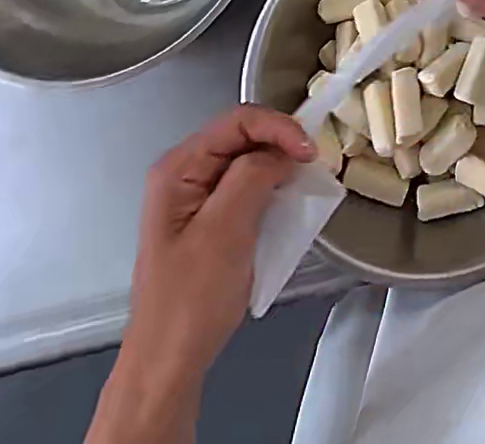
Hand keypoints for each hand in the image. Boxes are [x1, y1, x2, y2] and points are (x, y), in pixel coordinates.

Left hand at [87, 105, 315, 443]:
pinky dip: (276, 185)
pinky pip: (251, 184)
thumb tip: (284, 151)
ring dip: (282, 163)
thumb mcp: (224, 231)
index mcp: (179, 168)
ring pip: (251, 158)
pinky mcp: (216, 215)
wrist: (170, 362)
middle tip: (314, 163)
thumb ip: (253, 177)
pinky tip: (291, 199)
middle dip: (282, 142)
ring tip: (308, 179)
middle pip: (244, 134)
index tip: (309, 153)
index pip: (238, 121)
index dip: (279, 128)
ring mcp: (201, 194)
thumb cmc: (190, 299)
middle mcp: (187, 173)